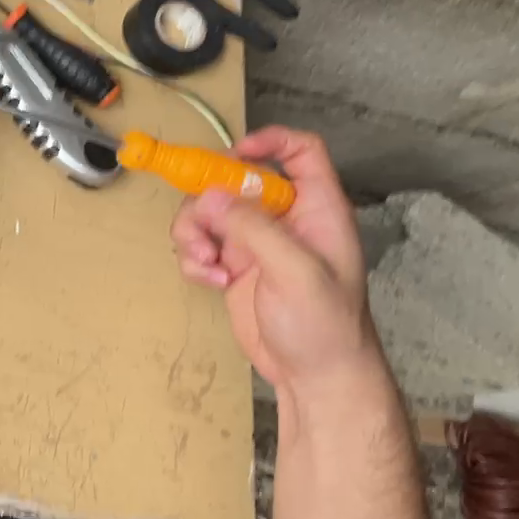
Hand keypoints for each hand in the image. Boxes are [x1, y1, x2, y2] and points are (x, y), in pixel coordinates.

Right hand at [170, 126, 384, 396]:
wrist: (314, 376)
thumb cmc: (324, 325)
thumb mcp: (296, 272)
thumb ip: (254, 229)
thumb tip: (210, 195)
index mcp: (315, 210)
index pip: (301, 152)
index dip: (270, 142)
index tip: (233, 154)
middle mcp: (282, 218)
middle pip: (233, 180)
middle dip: (208, 201)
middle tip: (201, 226)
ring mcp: (254, 242)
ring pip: (206, 212)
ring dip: (194, 234)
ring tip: (205, 264)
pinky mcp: (232, 264)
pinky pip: (198, 243)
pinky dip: (194, 259)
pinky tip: (209, 281)